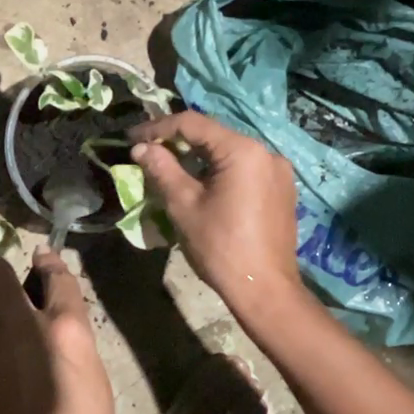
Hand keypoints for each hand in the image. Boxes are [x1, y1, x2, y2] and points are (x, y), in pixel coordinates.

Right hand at [130, 111, 301, 311]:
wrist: (264, 289)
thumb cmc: (220, 247)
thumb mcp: (183, 205)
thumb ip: (162, 170)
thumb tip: (141, 148)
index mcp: (243, 151)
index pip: (193, 124)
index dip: (158, 128)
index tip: (131, 139)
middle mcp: (266, 152)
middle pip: (214, 136)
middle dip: (178, 142)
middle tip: (147, 152)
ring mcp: (278, 171)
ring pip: (229, 152)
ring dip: (198, 157)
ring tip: (170, 168)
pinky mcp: (282, 190)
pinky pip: (245, 169)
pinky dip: (219, 171)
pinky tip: (202, 185)